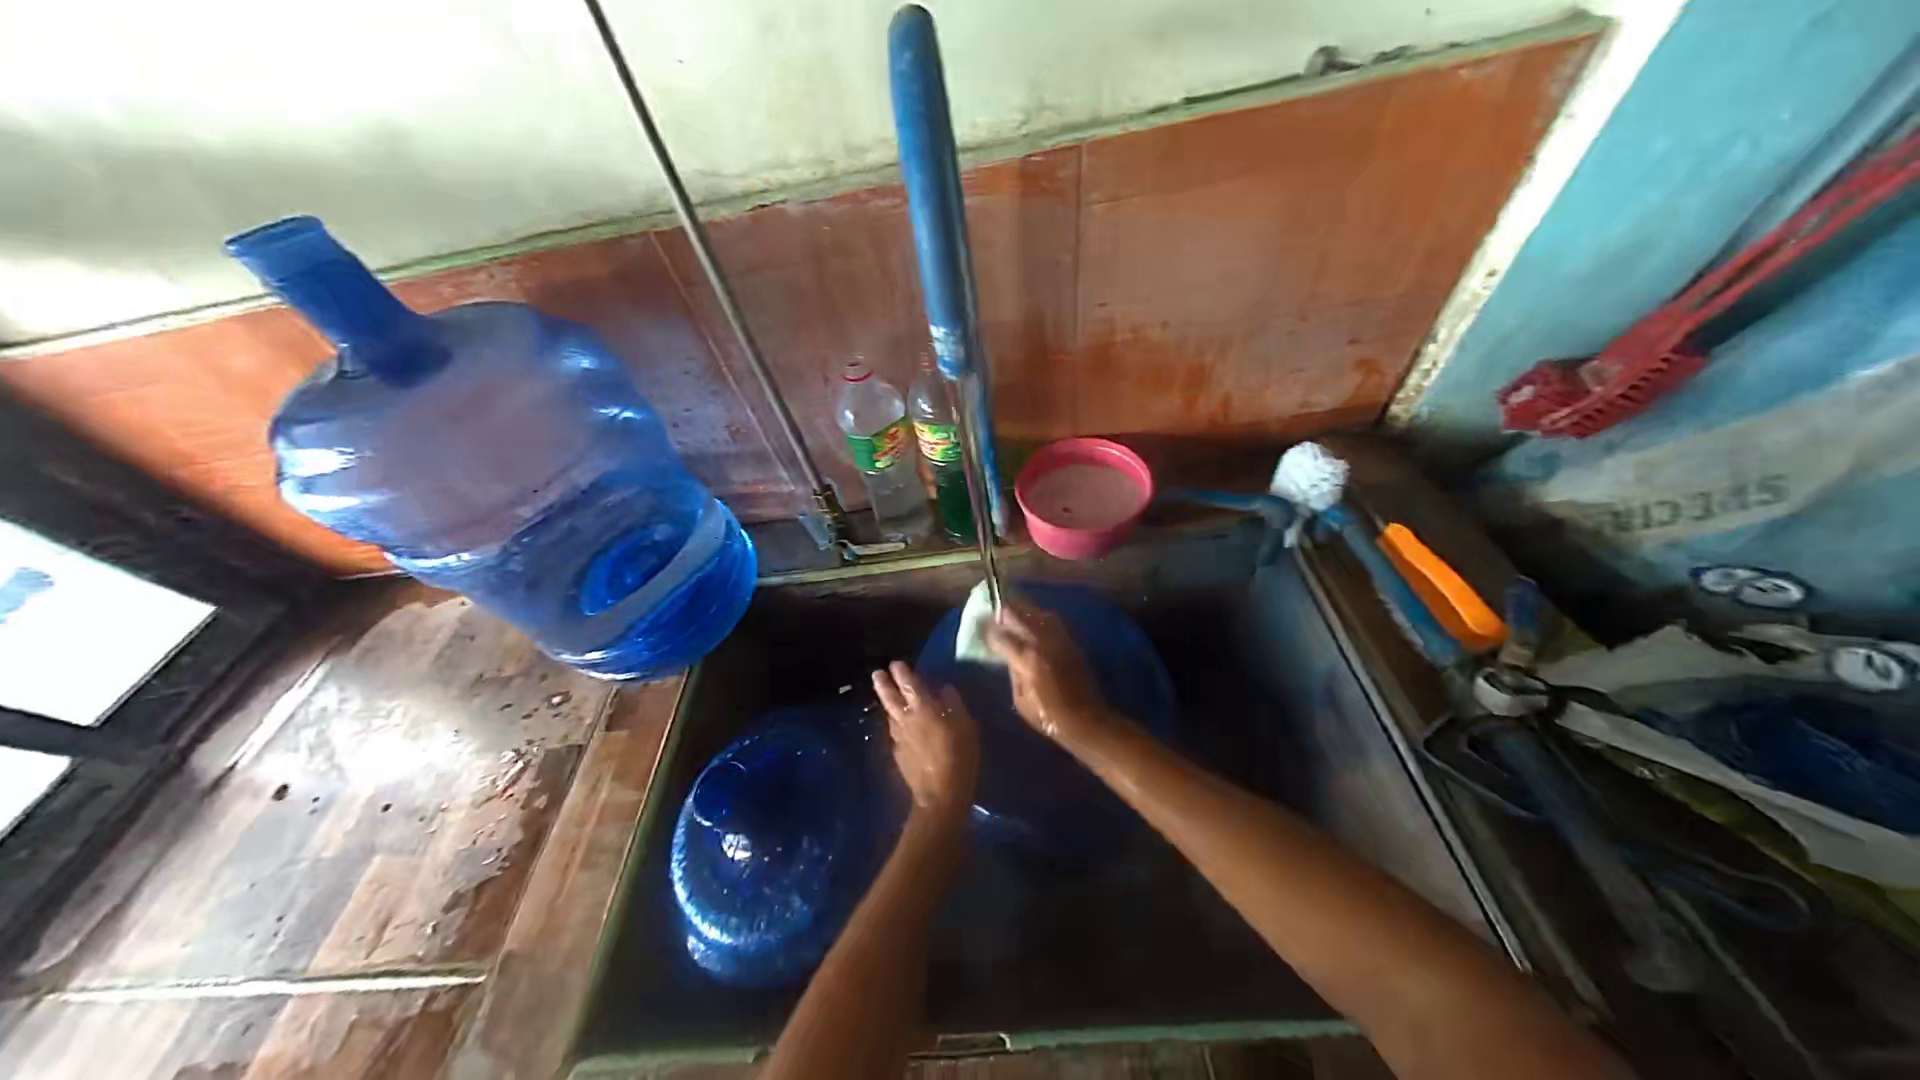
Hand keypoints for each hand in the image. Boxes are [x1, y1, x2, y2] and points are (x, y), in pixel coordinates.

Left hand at [872, 661, 977, 817]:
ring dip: (887, 703)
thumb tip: (943, 688)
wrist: (940, 793)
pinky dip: (895, 724)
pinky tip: (900, 726)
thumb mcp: (965, 724)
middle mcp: (906, 719)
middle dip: (883, 683)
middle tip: (877, 673)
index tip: (895, 663)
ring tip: (887, 697)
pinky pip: (895, 732)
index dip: (902, 672)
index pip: (909, 683)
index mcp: (923, 708)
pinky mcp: (898, 754)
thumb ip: (953, 703)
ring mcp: (899, 738)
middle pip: (890, 697)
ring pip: (890, 715)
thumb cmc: (959, 754)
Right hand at [984, 598, 1113, 744]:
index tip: (981, 627)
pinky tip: (1032, 621)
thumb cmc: (1049, 717)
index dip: (988, 630)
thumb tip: (1008, 656)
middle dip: (1003, 611)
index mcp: (1027, 660)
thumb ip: (1013, 673)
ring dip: (1022, 609)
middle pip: (1019, 615)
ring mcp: (1059, 640)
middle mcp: (1042, 644)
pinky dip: (1039, 617)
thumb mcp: (1020, 700)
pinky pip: (1052, 621)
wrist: (1086, 720)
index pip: (1001, 636)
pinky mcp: (1071, 643)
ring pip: (1037, 613)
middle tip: (993, 609)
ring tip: (1012, 610)